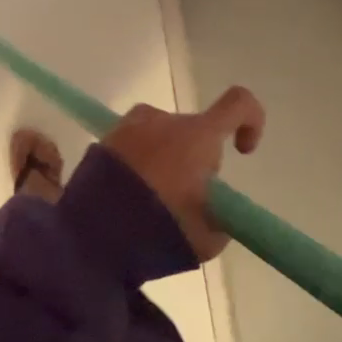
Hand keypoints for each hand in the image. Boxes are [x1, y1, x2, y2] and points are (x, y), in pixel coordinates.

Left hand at [102, 86, 265, 260]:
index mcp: (197, 136)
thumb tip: (217, 214)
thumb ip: (221, 218)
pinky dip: (135, 164)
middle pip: (192, 129)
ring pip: (158, 136)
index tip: (241, 150)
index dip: (251, 121)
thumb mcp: (206, 238)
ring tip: (151, 198)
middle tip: (183, 199)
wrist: (90, 238)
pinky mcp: (99, 144)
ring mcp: (126, 128)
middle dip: (195, 158)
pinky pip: (130, 147)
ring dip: (163, 158)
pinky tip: (127, 197)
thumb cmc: (158, 231)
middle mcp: (162, 121)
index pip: (239, 104)